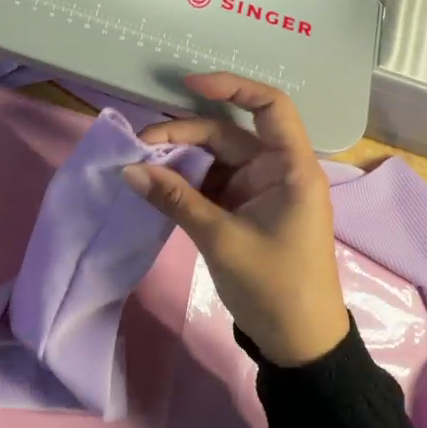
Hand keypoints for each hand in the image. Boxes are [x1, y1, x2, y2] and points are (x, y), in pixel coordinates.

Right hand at [123, 74, 348, 366]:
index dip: (232, 87)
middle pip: (227, 134)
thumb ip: (175, 200)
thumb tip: (129, 170)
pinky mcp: (242, 209)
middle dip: (182, 134)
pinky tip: (153, 184)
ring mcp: (257, 190)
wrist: (297, 343)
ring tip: (140, 166)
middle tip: (140, 146)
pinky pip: (208, 182)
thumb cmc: (275, 287)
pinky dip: (182, 181)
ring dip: (178, 159)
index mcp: (291, 168)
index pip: (270, 107)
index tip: (188, 84)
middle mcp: (275, 170)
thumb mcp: (221, 239)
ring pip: (213, 157)